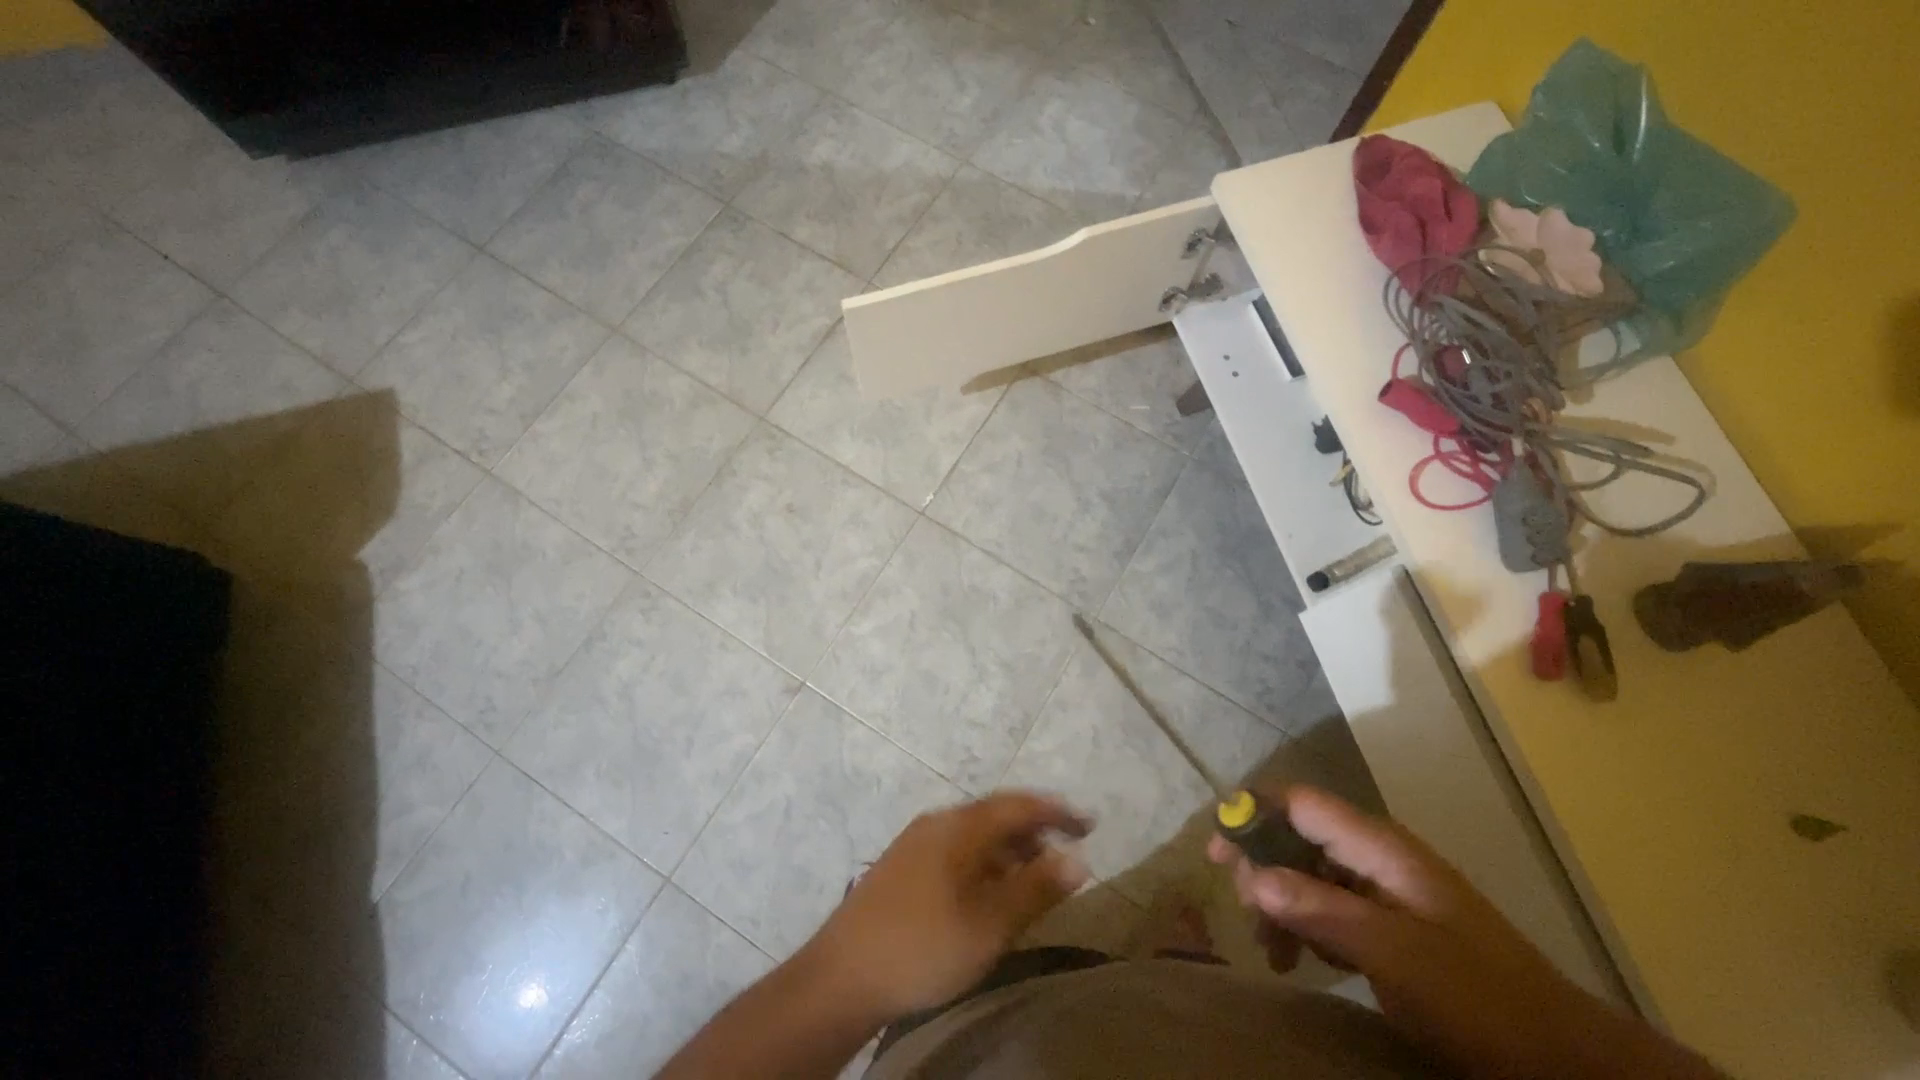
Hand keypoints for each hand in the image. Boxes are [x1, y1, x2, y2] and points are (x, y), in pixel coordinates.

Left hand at [801, 792, 1092, 1020]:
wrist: (842, 976)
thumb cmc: (924, 947)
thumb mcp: (990, 924)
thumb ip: (1036, 888)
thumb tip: (1077, 857)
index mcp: (959, 827)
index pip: (1018, 805)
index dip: (1057, 811)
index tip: (1089, 824)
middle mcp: (936, 823)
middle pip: (995, 815)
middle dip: (1034, 831)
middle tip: (1066, 853)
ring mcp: (914, 844)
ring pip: (974, 835)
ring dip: (1009, 850)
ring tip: (1034, 879)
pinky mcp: (901, 866)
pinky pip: (956, 850)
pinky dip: (984, 862)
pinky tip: (990, 894)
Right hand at [1208, 785, 1691, 1079]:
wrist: (1554, 1052)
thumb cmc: (1473, 993)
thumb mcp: (1390, 952)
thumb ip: (1318, 908)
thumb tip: (1250, 877)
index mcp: (1381, 848)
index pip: (1301, 802)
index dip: (1252, 812)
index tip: (1214, 848)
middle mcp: (1378, 858)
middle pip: (1298, 837)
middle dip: (1262, 869)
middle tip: (1247, 915)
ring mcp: (1386, 893)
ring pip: (1309, 877)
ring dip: (1280, 906)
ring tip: (1274, 953)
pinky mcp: (1390, 927)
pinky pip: (1329, 910)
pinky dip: (1305, 929)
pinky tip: (1300, 961)